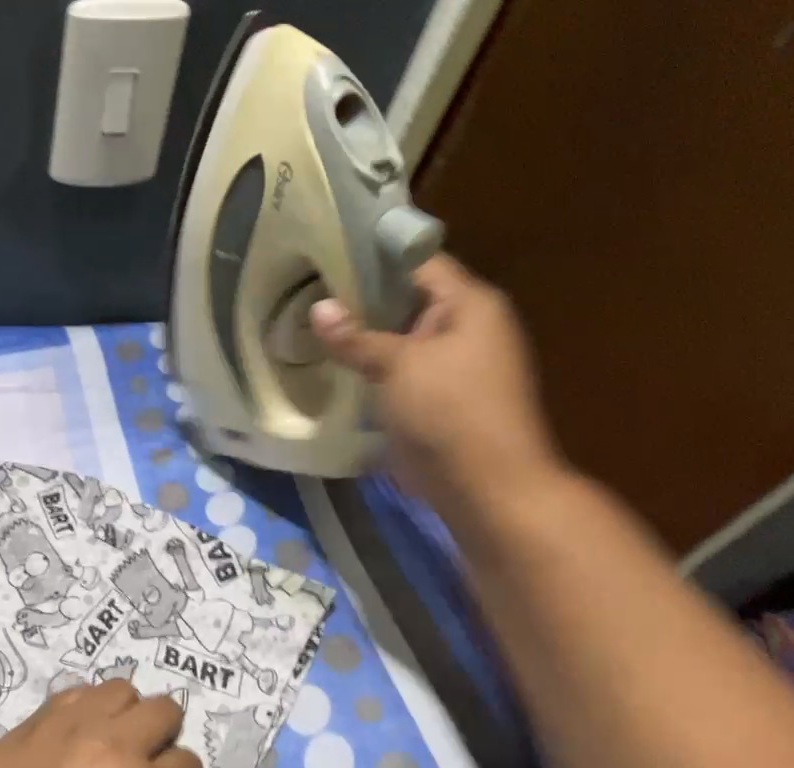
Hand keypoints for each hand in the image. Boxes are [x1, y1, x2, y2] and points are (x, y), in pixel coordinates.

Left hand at [0, 680, 199, 767]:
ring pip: (123, 689)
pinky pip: (79, 691)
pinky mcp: (37, 716)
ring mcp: (74, 724)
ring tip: (104, 741)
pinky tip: (69, 735)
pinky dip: (85, 706)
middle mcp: (116, 747)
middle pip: (166, 710)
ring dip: (124, 712)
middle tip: (137, 761)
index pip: (189, 764)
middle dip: (160, 734)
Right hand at [309, 253, 564, 509]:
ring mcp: (454, 366)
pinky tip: (334, 369)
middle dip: (359, 302)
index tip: (325, 255)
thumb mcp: (398, 366)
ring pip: (400, 340)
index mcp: (470, 304)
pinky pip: (400, 373)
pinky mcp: (439, 400)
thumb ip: (356, 337)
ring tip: (311, 330)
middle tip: (307, 295)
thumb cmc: (449, 412)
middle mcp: (466, 327)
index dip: (373, 257)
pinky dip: (372, 371)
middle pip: (406, 301)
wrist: (486, 486)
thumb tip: (318, 307)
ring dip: (363, 340)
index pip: (419, 263)